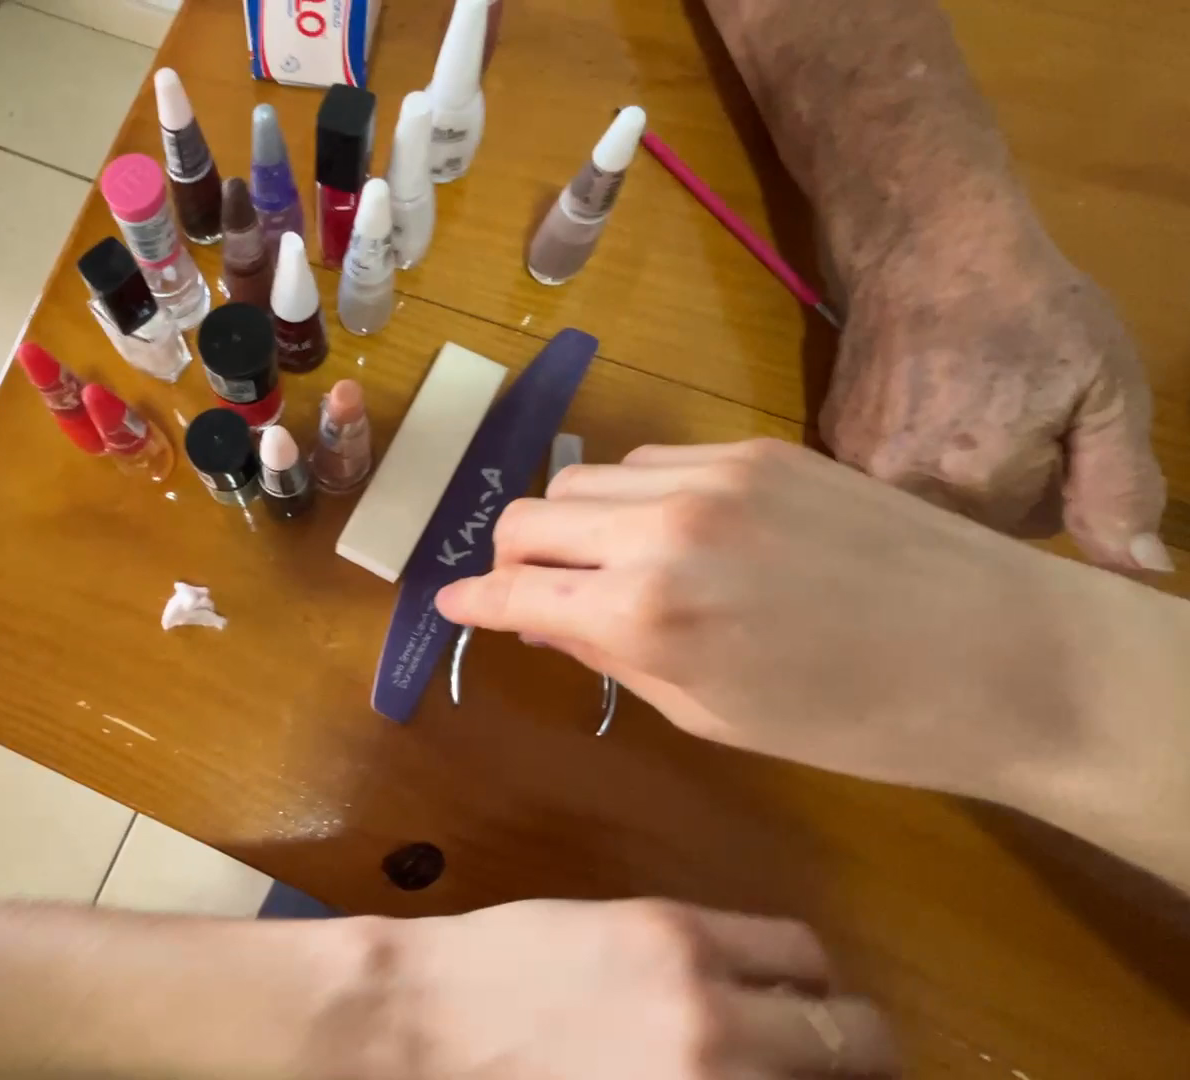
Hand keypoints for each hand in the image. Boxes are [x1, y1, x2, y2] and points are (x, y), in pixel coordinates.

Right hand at [396, 899, 896, 1077]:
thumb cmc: (503, 960)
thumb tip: (757, 988)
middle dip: (845, 1043)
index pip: (804, 951)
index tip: (791, 989)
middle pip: (858, 1042)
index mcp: (677, 937)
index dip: (804, 972)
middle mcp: (714, 1017)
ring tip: (749, 1066)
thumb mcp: (599, 929)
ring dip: (801, 1078)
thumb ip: (686, 954)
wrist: (435, 1020)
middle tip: (812, 1050)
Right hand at [434, 439, 1115, 801]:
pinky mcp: (750, 449)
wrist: (1014, 658)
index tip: (449, 603)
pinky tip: (673, 530)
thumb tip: (534, 619)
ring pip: (577, 480)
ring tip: (608, 560)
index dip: (468, 601)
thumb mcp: (703, 711)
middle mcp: (657, 532)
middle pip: (524, 516)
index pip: (509, 592)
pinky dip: (630, 499)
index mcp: (642, 614)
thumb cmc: (848, 719)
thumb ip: (602, 653)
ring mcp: (705, 478)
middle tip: (532, 589)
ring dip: (570, 523)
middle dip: (509, 557)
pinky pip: (644, 463)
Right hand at [823, 217, 1169, 571]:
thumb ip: (1120, 485)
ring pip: (914, 505)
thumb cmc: (1032, 315)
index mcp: (976, 480)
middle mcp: (899, 486)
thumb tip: (1135, 569)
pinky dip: (899, 460)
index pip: (1026, 531)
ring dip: (939, 478)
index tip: (1052, 434)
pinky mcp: (826, 445)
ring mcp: (851, 467)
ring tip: (955, 416)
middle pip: (962, 526)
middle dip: (991, 491)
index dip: (1051, 487)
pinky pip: (874, 480)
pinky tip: (913, 411)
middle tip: (1004, 421)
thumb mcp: (1106, 391)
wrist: (927, 262)